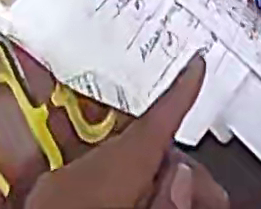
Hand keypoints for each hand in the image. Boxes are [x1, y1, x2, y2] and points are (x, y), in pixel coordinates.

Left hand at [22, 56, 228, 208]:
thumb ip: (162, 202)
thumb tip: (184, 173)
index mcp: (100, 177)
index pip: (149, 126)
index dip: (178, 94)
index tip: (196, 65)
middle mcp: (73, 173)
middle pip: (138, 148)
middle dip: (177, 165)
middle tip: (212, 197)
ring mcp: (56, 189)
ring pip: (117, 167)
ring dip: (152, 181)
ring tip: (185, 203)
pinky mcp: (48, 200)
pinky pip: (94, 183)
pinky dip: (124, 191)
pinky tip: (142, 204)